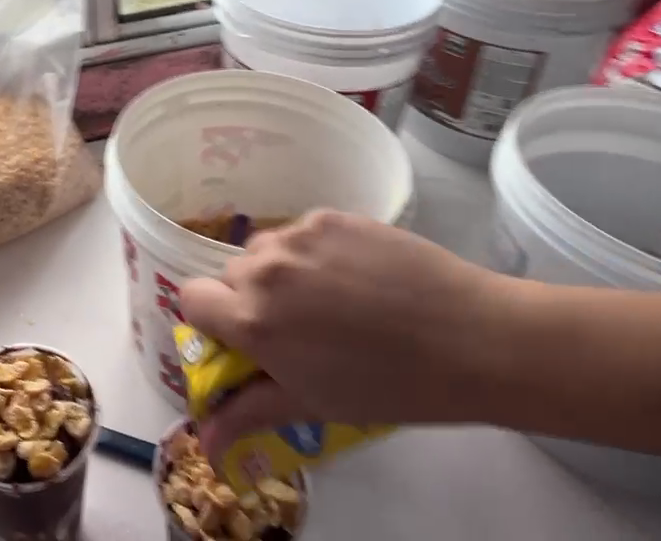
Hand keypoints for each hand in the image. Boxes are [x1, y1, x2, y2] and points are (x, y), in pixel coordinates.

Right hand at [179, 209, 519, 458]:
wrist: (470, 338)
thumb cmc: (389, 386)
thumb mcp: (312, 405)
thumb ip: (248, 414)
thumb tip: (203, 445)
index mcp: (251, 319)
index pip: (190, 299)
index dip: (211, 320)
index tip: (243, 339)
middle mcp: (264, 269)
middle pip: (229, 275)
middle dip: (250, 299)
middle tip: (296, 327)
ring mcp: (298, 236)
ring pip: (265, 250)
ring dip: (280, 272)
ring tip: (329, 299)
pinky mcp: (330, 215)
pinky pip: (301, 232)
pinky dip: (315, 252)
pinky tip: (356, 276)